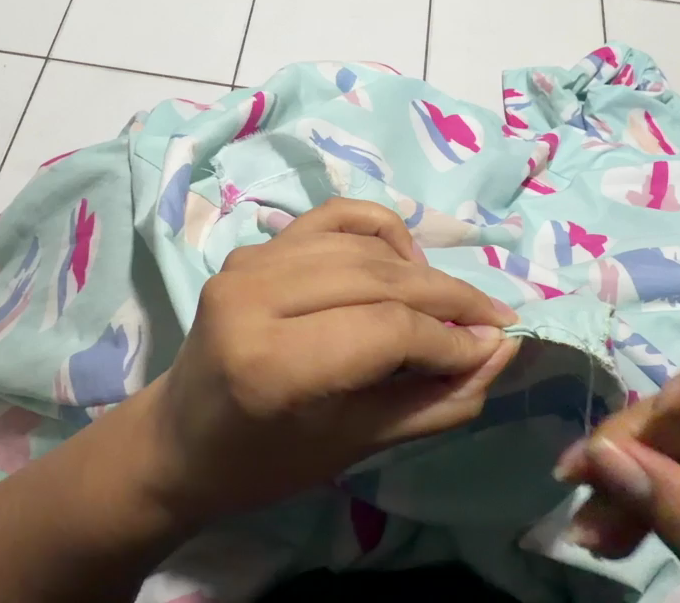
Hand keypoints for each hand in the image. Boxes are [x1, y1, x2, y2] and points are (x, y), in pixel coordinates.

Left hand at [127, 199, 521, 522]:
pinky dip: (379, 231)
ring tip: (451, 302)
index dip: (448, 337)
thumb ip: (435, 400)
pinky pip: (333, 219)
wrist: (181, 437)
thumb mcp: (355, 447)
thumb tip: (498, 351)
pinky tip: (403, 262)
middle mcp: (254, 296)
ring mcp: (249, 261)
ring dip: (419, 268)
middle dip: (447, 297)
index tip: (491, 348)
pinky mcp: (253, 246)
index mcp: (271, 363)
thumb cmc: (264, 461)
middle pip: (378, 278)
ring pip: (362, 246)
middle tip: (493, 318)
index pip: (385, 329)